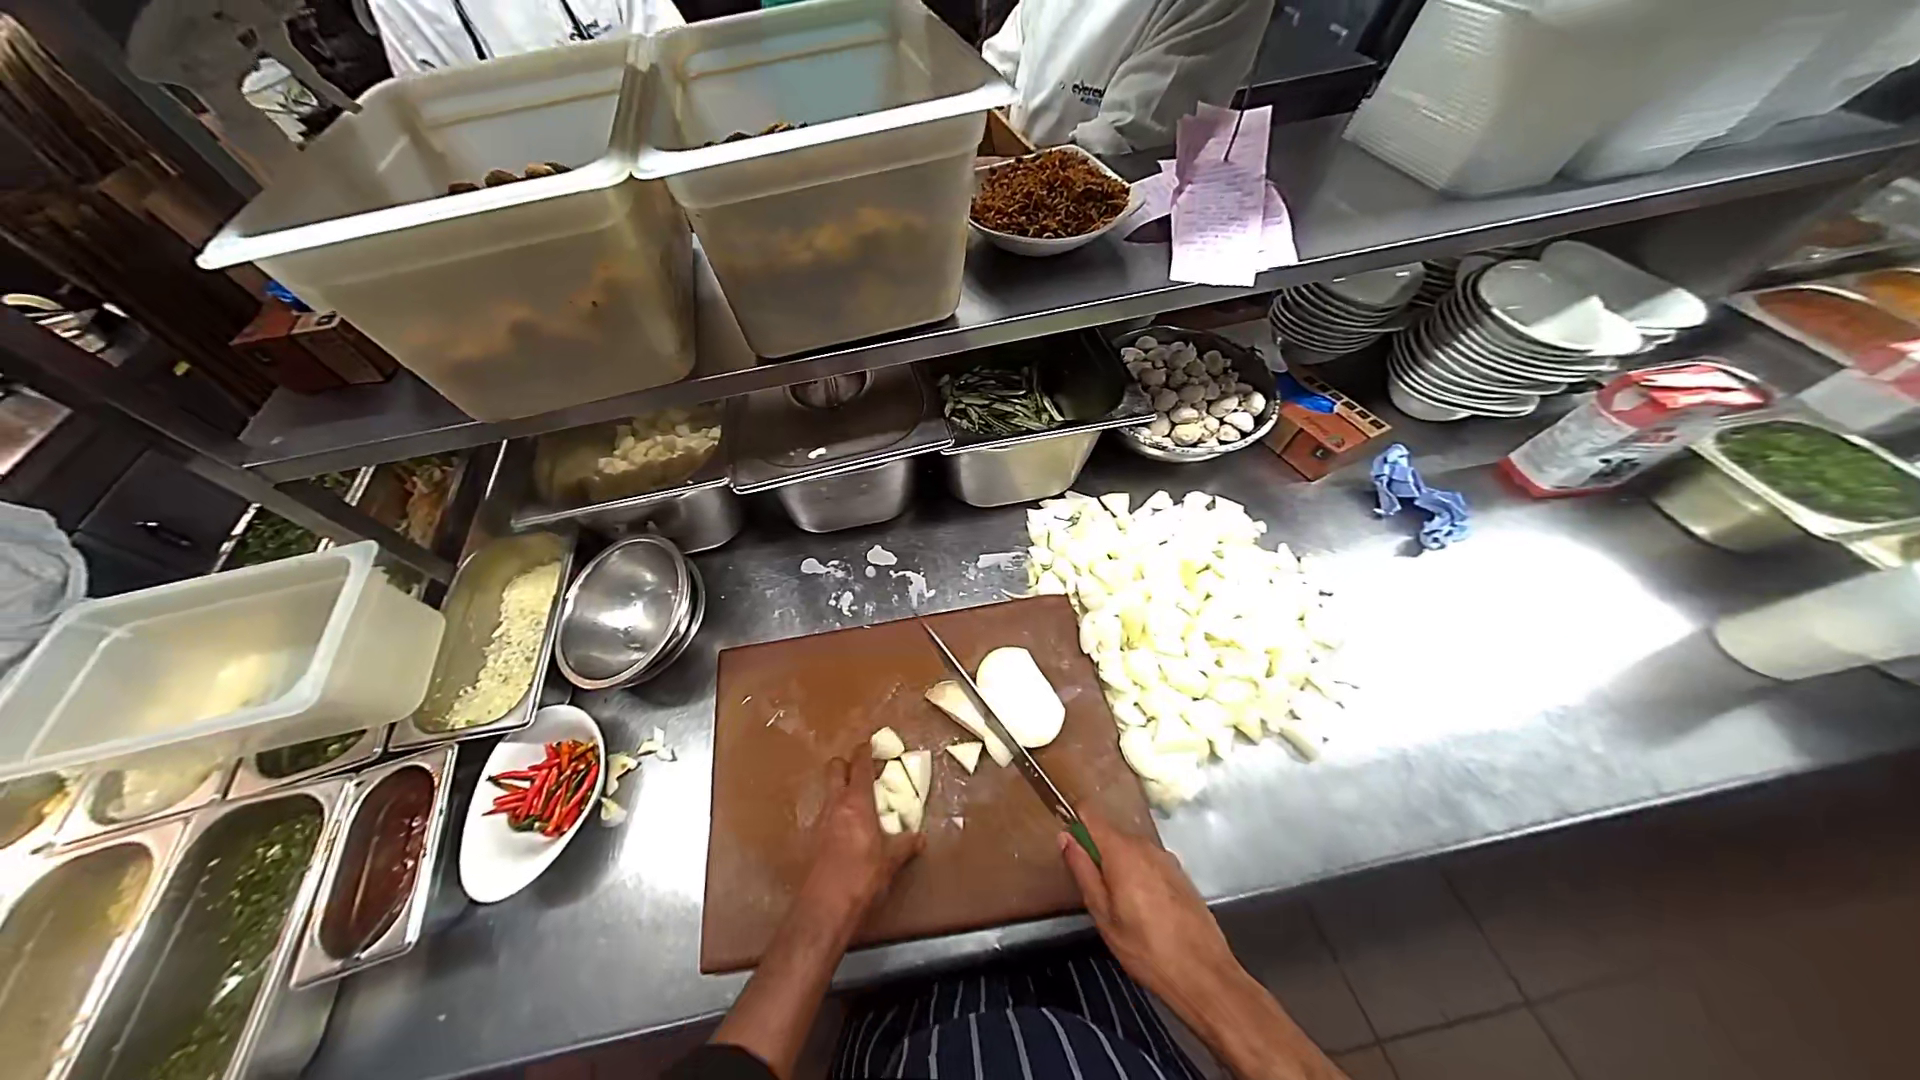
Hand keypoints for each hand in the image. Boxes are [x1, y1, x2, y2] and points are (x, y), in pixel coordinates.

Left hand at [800, 746, 925, 921]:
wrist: (825, 907)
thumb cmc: (862, 876)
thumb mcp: (891, 860)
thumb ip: (906, 844)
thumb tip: (919, 837)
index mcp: (856, 801)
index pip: (859, 765)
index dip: (865, 751)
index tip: (870, 743)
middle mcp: (835, 804)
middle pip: (834, 768)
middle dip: (845, 764)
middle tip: (862, 770)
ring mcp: (819, 821)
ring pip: (828, 792)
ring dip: (840, 789)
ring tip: (858, 801)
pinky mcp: (811, 840)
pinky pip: (824, 815)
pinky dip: (835, 813)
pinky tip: (846, 830)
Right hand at [1060, 813, 1345, 1079]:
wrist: (1204, 975)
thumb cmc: (1146, 948)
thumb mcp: (1103, 914)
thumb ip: (1082, 870)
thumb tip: (1065, 837)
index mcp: (1121, 851)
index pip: (1091, 814)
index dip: (1076, 821)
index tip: (1069, 842)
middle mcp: (1145, 846)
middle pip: (1111, 834)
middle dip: (1098, 853)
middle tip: (1095, 891)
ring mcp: (1167, 858)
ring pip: (1131, 850)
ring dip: (1120, 867)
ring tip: (1121, 907)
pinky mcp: (1181, 874)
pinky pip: (1150, 863)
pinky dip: (1141, 876)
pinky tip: (1146, 911)